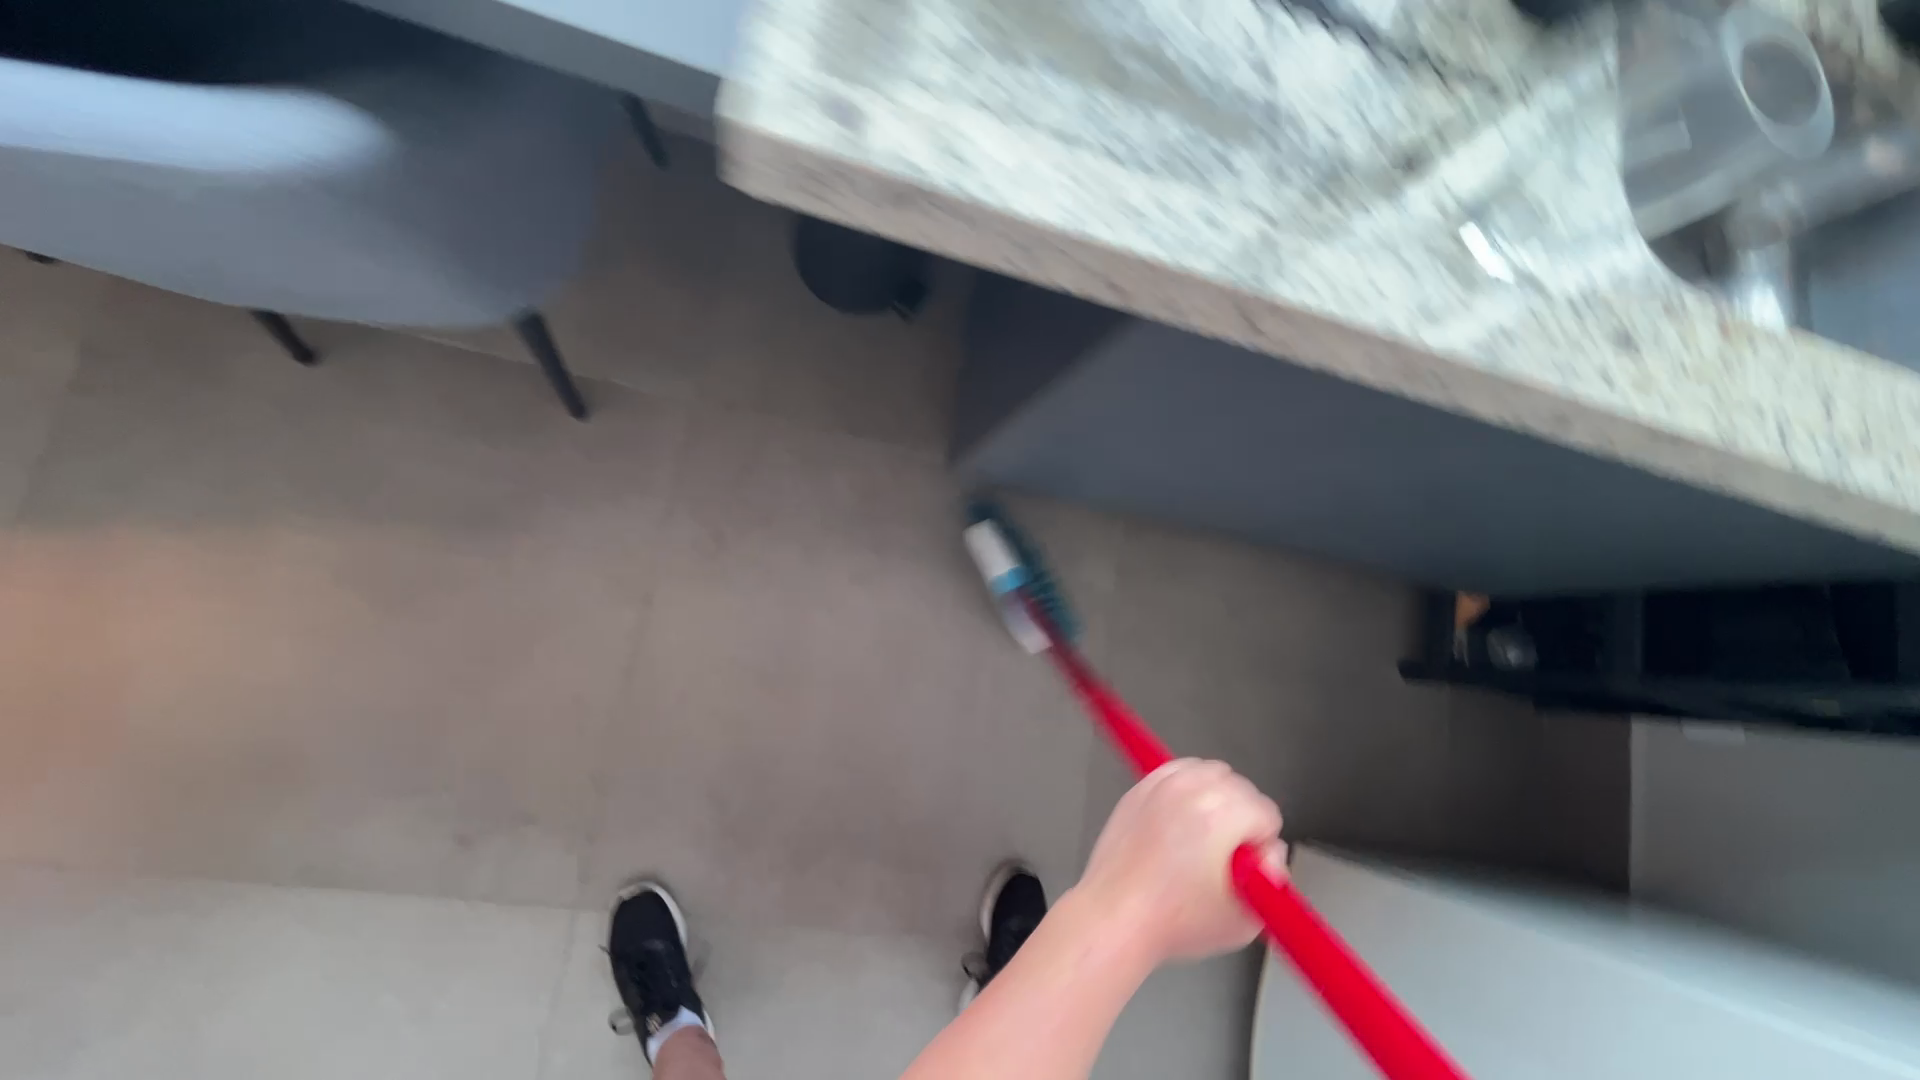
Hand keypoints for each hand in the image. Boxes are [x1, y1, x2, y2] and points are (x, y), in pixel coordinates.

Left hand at [1074, 759, 1285, 963]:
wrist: (1116, 915)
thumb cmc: (1173, 920)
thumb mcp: (1245, 917)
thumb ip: (1273, 881)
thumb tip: (1270, 857)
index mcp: (1220, 816)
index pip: (1265, 811)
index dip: (1263, 842)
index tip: (1250, 862)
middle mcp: (1190, 791)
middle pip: (1238, 785)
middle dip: (1242, 815)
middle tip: (1230, 851)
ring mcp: (1161, 786)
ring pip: (1207, 771)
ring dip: (1216, 796)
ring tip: (1207, 835)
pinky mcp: (1139, 790)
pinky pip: (1175, 771)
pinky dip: (1186, 786)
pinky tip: (1183, 817)